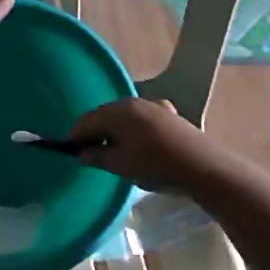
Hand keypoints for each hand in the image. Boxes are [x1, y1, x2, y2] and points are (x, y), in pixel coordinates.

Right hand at [66, 97, 238, 193]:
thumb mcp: (119, 165)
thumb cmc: (155, 165)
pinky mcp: (170, 116)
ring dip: (114, 130)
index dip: (74, 135)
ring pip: (124, 116)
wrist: (203, 167)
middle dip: (94, 131)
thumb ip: (96, 156)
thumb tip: (82, 153)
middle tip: (86, 151)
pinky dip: (133, 129)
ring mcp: (155, 107)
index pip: (87, 120)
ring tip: (110, 150)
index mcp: (118, 111)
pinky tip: (136, 143)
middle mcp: (134, 102)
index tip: (66, 149)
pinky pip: (142, 120)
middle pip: (105, 115)